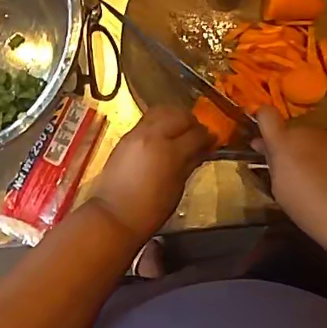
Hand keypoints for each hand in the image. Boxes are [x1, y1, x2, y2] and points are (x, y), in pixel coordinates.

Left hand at [87, 106, 212, 241]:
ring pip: (162, 111)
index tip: (213, 141)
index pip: (196, 134)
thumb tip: (204, 150)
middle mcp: (153, 136)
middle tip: (198, 135)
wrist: (114, 215)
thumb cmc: (150, 210)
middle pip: (180, 116)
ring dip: (175, 117)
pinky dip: (160, 122)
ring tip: (180, 131)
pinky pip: (148, 119)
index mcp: (170, 152)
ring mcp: (137, 134)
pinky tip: (164, 136)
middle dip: (193, 123)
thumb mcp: (177, 188)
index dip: (208, 137)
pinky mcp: (125, 136)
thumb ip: (190, 163)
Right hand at [252, 109, 326, 241]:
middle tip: (289, 175)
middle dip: (289, 148)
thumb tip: (264, 146)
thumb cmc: (312, 209)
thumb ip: (272, 164)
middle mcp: (311, 133)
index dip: (262, 123)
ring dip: (312, 157)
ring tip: (316, 187)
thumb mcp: (280, 190)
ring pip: (316, 143)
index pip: (266, 114)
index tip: (261, 143)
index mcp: (286, 141)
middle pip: (294, 132)